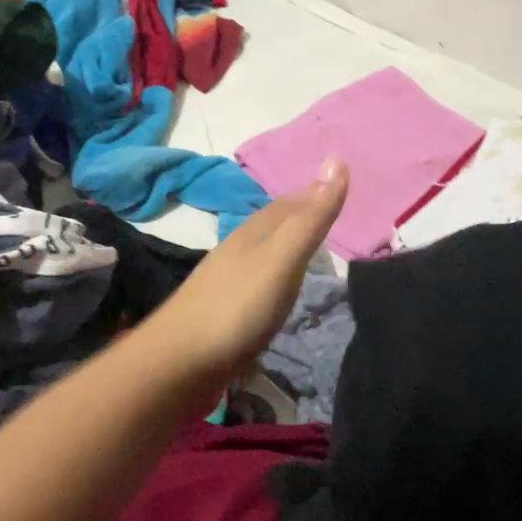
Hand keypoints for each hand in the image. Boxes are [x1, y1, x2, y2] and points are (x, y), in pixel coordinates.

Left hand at [146, 159, 348, 373]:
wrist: (179, 362)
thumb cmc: (236, 307)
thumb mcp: (281, 259)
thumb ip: (310, 218)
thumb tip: (336, 158)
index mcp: (252, 232)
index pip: (289, 203)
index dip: (314, 194)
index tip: (342, 189)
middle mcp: (238, 249)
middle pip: (274, 225)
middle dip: (301, 217)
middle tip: (331, 216)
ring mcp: (227, 281)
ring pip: (264, 254)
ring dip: (287, 247)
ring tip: (310, 251)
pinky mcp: (224, 311)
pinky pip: (258, 283)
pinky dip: (276, 278)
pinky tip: (279, 291)